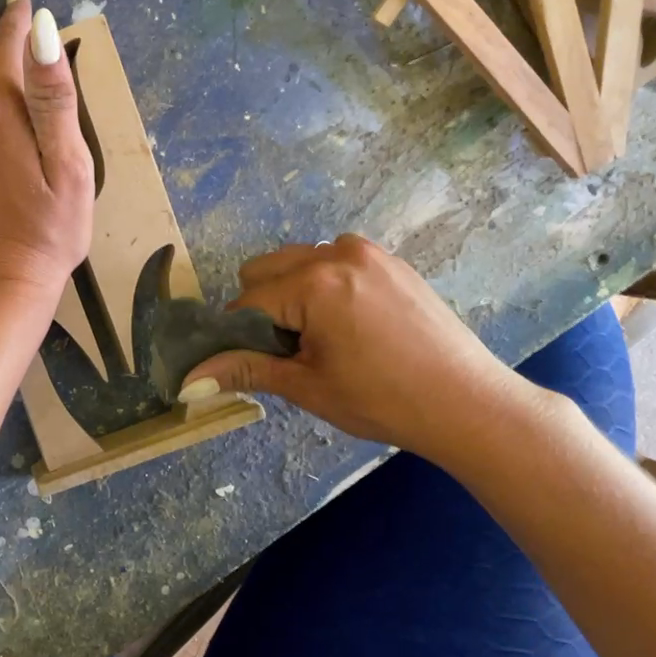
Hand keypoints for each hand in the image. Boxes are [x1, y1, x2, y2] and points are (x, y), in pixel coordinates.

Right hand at [183, 235, 542, 463]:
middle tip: (289, 351)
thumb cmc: (381, 399)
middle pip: (265, 269)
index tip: (250, 363)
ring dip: (291, 293)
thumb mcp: (305, 385)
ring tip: (319, 338)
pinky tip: (347, 325)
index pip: (246, 302)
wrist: (467, 403)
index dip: (237, 336)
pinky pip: (333, 261)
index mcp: (314, 283)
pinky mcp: (390, 262)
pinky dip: (323, 285)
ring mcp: (369, 253)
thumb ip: (245, 369)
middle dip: (262, 307)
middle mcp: (338, 253)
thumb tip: (188, 380)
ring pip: (298, 261)